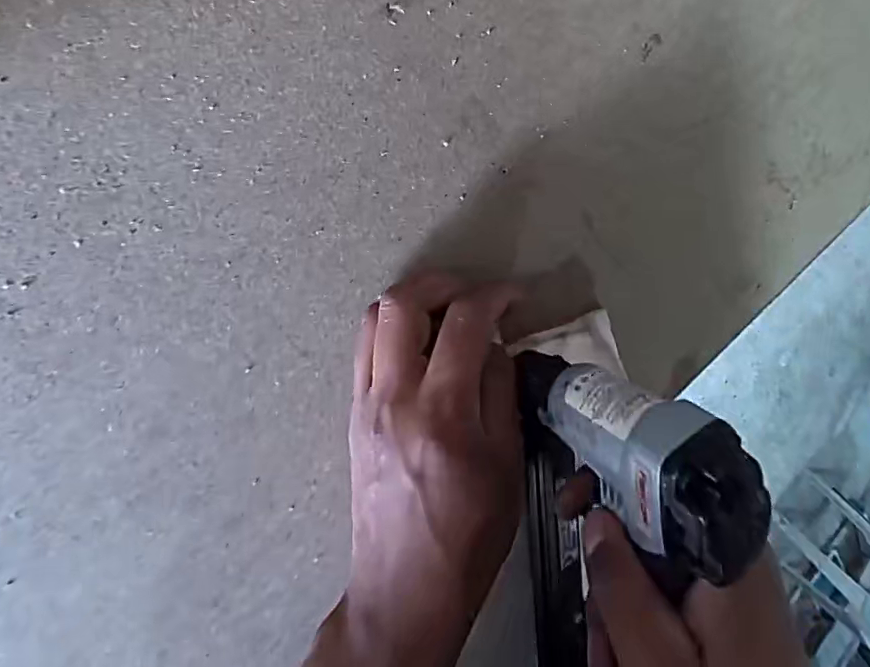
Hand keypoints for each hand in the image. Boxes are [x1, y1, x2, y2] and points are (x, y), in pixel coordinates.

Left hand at [307, 273, 523, 666]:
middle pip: (401, 303)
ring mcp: (365, 406)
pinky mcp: (353, 417)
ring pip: (374, 319)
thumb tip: (495, 345)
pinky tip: (426, 347)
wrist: (407, 586)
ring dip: (414, 301)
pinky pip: (367, 350)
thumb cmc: (471, 528)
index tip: (516, 297)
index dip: (496, 294)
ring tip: (449, 312)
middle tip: (474, 293)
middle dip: (443, 282)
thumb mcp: (506, 457)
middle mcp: (394, 397)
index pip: (465, 320)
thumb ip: (500, 389)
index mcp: (442, 409)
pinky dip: (397, 330)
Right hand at [572, 493, 804, 666]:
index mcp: (725, 546)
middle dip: (614, 585)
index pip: (661, 484)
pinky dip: (653, 631)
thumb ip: (624, 592)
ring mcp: (739, 586)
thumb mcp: (657, 664)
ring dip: (627, 619)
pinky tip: (641, 666)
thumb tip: (597, 519)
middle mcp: (737, 552)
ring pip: (660, 575)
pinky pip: (680, 602)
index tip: (572, 505)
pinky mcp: (737, 615)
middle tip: (600, 643)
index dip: (612, 487)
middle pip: (654, 537)